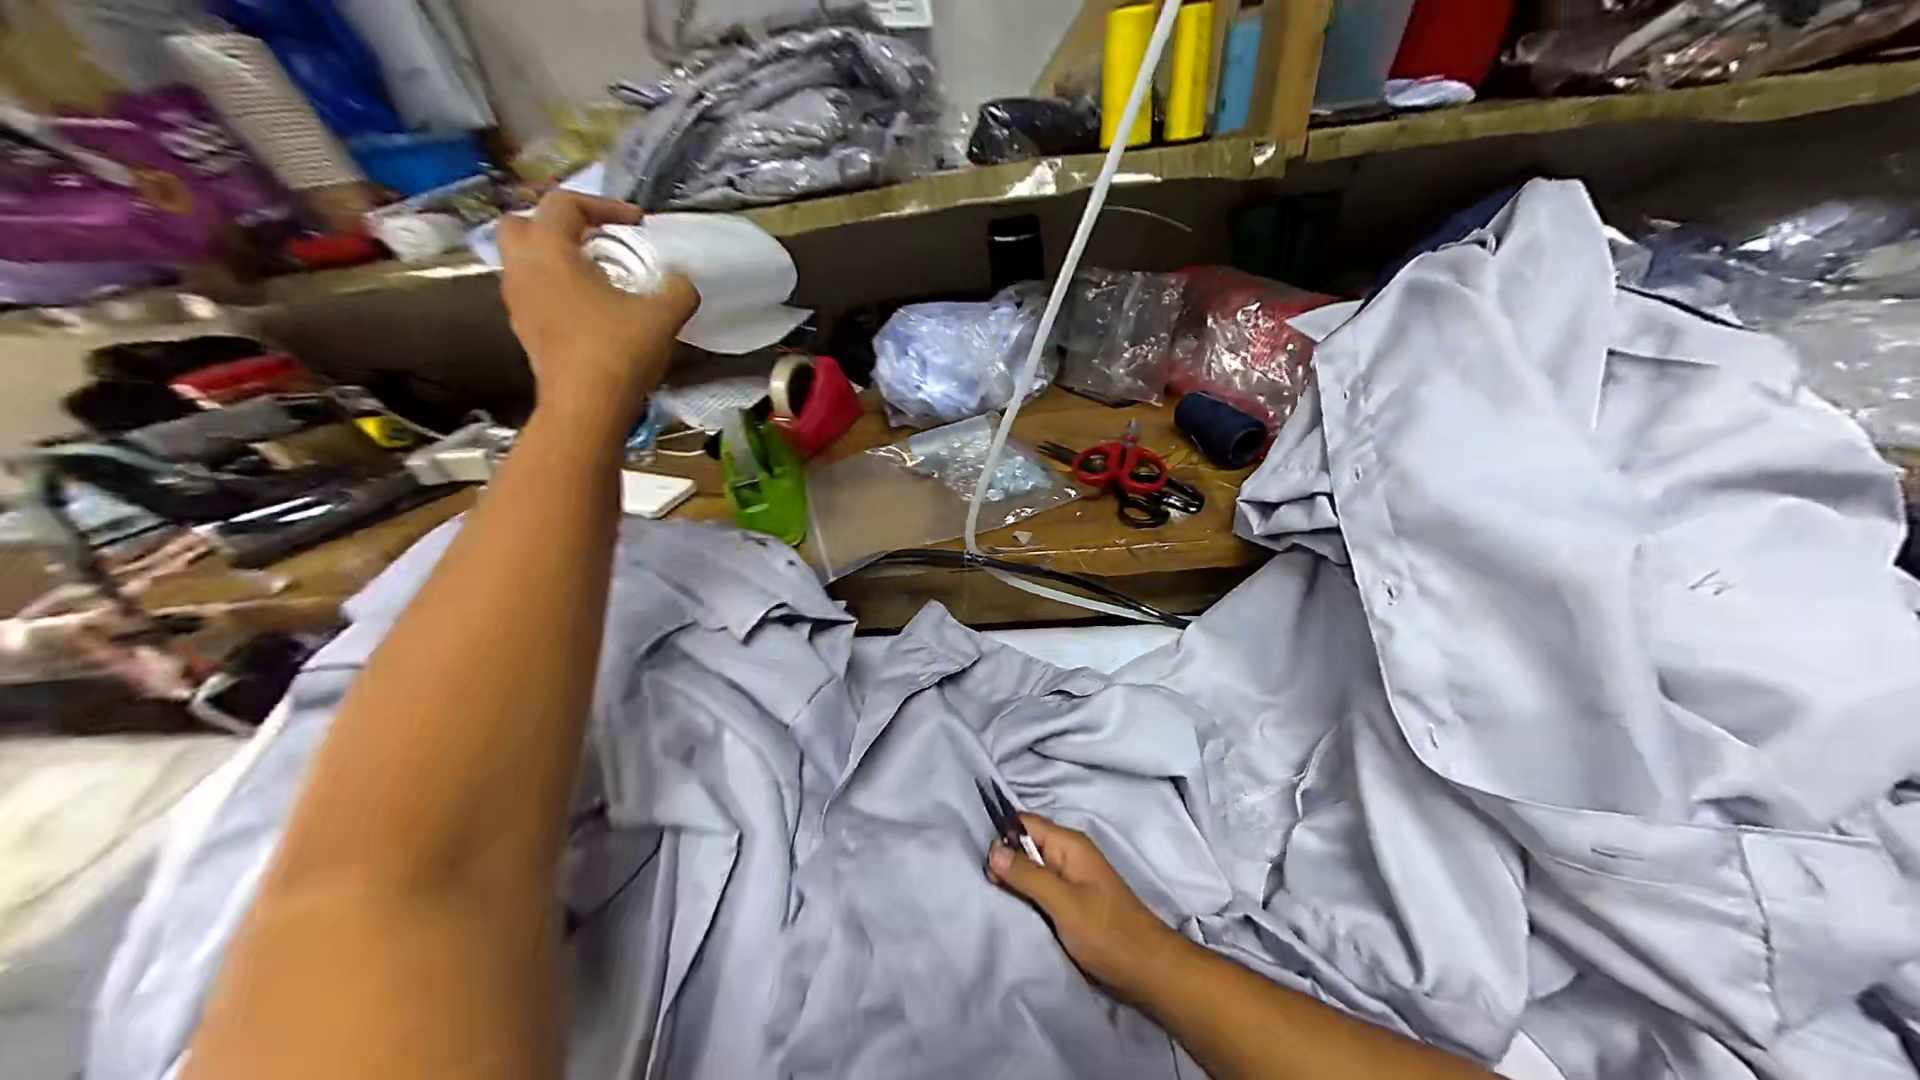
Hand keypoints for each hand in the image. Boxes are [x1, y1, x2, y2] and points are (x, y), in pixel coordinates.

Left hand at [497, 192, 698, 423]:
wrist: (586, 407)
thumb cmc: (617, 350)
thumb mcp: (662, 316)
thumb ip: (677, 290)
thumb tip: (680, 282)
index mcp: (548, 251)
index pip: (564, 203)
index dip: (603, 204)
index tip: (636, 222)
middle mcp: (522, 270)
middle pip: (523, 225)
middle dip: (557, 226)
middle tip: (595, 241)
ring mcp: (518, 303)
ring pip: (525, 263)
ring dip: (557, 262)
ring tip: (598, 278)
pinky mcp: (525, 333)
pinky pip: (535, 296)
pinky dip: (558, 292)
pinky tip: (591, 312)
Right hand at [986, 813, 1188, 1000]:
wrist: (1148, 972)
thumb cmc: (1107, 933)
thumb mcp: (1063, 902)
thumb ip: (1027, 875)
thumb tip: (993, 850)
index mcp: (1070, 844)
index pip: (1025, 823)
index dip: (1003, 837)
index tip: (986, 864)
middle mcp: (1069, 855)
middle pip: (1027, 845)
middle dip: (1006, 860)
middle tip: (990, 885)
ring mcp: (1071, 879)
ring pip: (1032, 868)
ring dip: (1016, 880)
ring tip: (998, 898)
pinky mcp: (1072, 902)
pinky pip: (1041, 888)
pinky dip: (1028, 895)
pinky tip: (1016, 909)